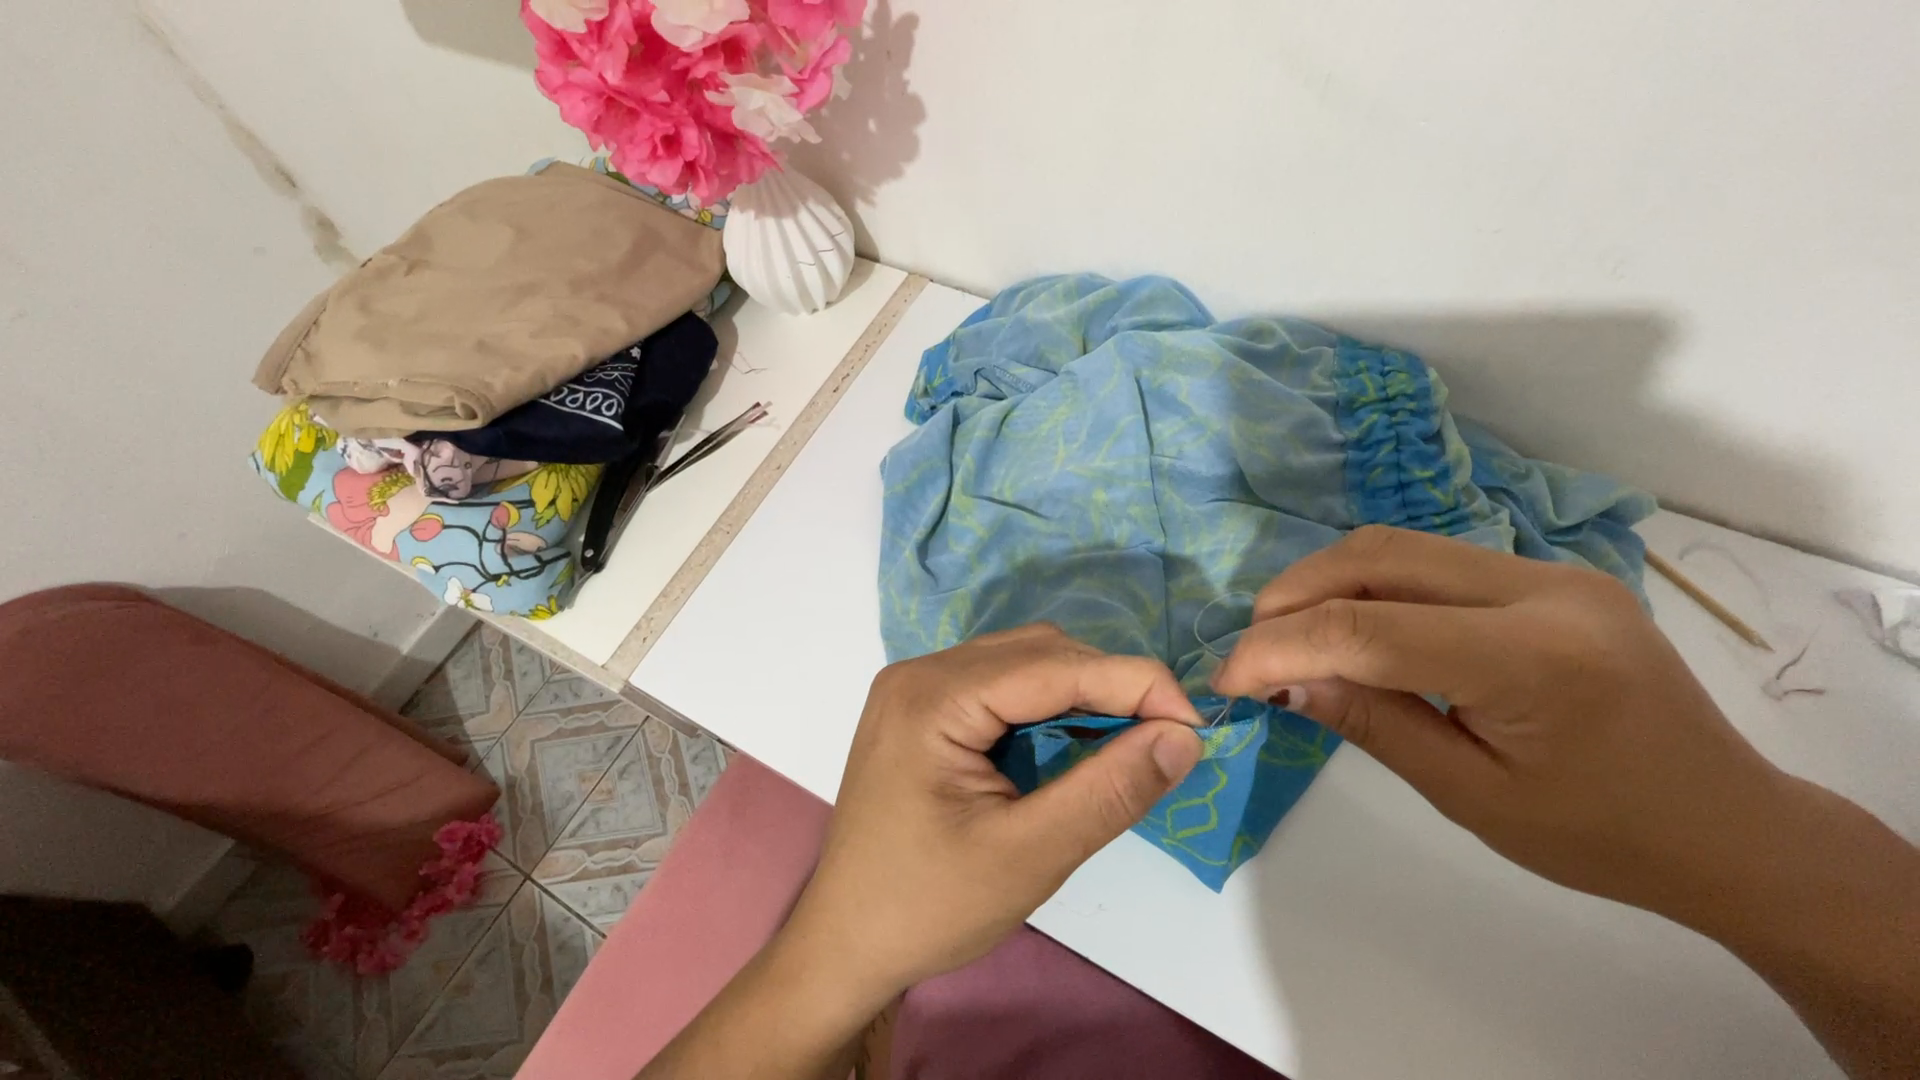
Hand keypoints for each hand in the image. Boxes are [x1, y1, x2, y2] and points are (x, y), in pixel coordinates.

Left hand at [780, 624, 1204, 1005]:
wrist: (844, 943)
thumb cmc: (928, 907)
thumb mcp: (1028, 855)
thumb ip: (1108, 791)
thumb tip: (1184, 738)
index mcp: (933, 697)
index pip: (1054, 665)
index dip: (1134, 684)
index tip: (1195, 725)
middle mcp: (920, 673)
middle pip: (1039, 652)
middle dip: (1110, 686)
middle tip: (1165, 739)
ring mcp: (916, 689)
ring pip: (1023, 663)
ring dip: (1081, 693)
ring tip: (1127, 742)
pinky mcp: (922, 711)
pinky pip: (1001, 686)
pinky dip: (1047, 707)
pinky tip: (1073, 744)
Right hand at [1211, 525, 1784, 919]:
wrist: (1729, 826)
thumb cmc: (1600, 835)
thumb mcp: (1470, 795)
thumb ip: (1371, 723)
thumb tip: (1280, 679)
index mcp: (1532, 660)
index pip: (1367, 627)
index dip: (1279, 646)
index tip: (1226, 678)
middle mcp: (1544, 590)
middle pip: (1377, 556)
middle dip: (1292, 596)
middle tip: (1251, 650)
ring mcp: (1551, 572)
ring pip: (1398, 547)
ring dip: (1325, 584)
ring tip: (1290, 637)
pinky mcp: (1548, 575)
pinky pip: (1432, 562)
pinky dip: (1370, 587)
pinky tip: (1350, 627)